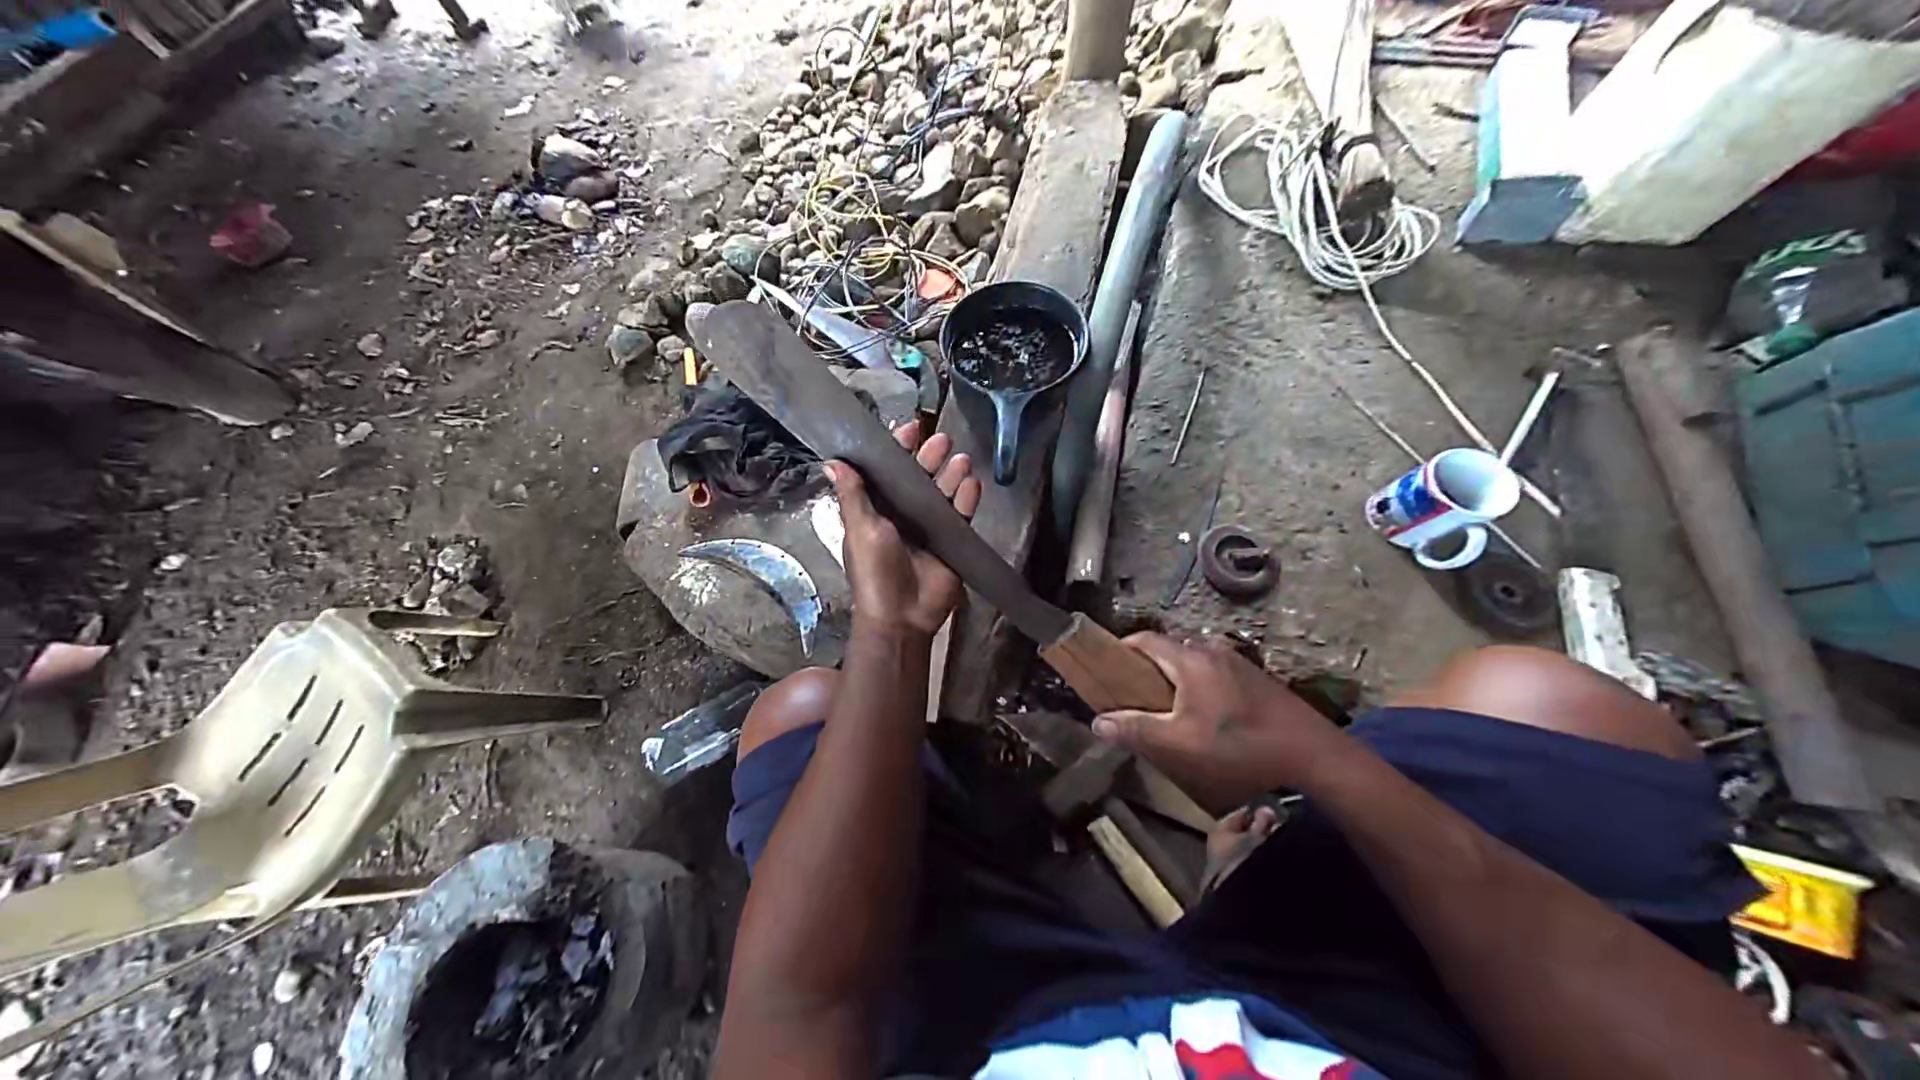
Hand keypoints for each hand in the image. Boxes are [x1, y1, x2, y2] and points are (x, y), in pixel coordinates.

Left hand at [826, 423, 981, 638]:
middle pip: (919, 476)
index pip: (888, 470)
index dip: (898, 448)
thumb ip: (852, 494)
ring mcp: (929, 526)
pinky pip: (962, 514)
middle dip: (930, 457)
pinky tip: (972, 484)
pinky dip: (968, 499)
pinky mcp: (951, 540)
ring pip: (943, 491)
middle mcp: (904, 513)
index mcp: (877, 508)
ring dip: (952, 474)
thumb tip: (833, 461)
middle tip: (941, 441)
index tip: (910, 427)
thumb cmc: (875, 571)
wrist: (902, 615)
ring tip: (961, 460)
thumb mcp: (860, 529)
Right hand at [1092, 633, 1349, 808]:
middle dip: (1146, 668)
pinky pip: (1213, 672)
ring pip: (1192, 661)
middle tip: (1133, 695)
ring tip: (1166, 708)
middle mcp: (1212, 651)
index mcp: (1190, 659)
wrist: (1313, 754)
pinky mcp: (1256, 679)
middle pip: (1168, 650)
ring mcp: (1238, 662)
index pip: (1144, 639)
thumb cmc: (1241, 746)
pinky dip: (1198, 685)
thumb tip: (1098, 722)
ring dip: (1174, 678)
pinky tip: (1204, 715)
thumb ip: (1136, 730)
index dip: (1121, 650)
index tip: (1106, 669)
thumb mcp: (1181, 744)